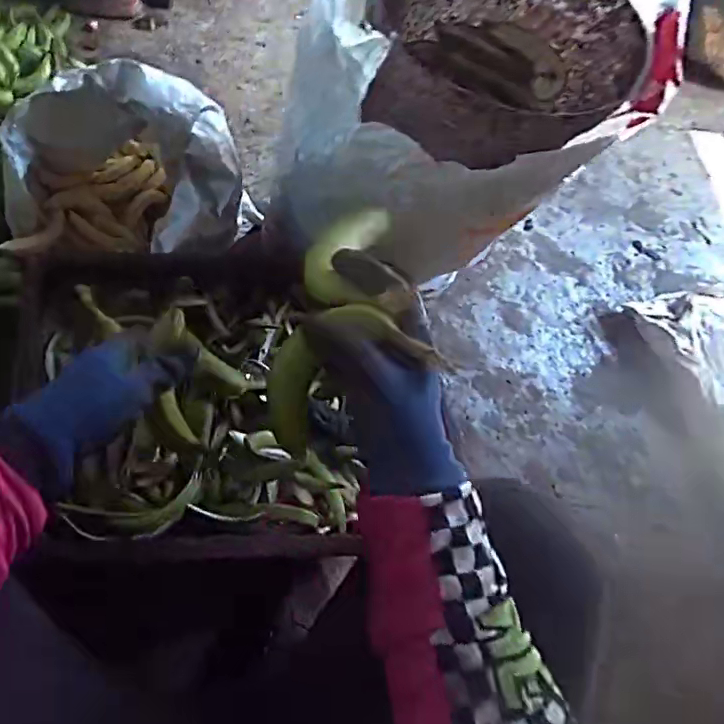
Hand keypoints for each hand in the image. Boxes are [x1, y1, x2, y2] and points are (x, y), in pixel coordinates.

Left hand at [5, 335, 195, 491]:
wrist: (44, 441)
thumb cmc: (95, 408)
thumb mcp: (135, 390)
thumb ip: (161, 371)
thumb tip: (193, 349)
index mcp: (109, 349)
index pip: (141, 336)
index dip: (163, 342)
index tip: (185, 356)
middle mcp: (95, 360)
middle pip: (128, 357)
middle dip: (150, 367)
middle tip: (176, 382)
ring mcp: (82, 383)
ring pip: (116, 379)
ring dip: (135, 388)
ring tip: (159, 402)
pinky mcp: (74, 406)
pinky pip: (105, 398)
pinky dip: (120, 404)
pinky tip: (131, 417)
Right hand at [306, 255, 462, 495]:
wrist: (405, 465)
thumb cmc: (401, 421)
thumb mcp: (378, 381)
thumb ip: (347, 347)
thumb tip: (308, 320)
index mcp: (416, 337)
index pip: (396, 290)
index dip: (369, 271)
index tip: (337, 258)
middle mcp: (399, 341)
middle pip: (373, 303)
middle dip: (345, 287)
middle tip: (315, 274)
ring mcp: (381, 359)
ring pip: (356, 324)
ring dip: (332, 310)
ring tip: (307, 297)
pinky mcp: (363, 376)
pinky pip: (342, 347)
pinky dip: (324, 338)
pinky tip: (308, 334)